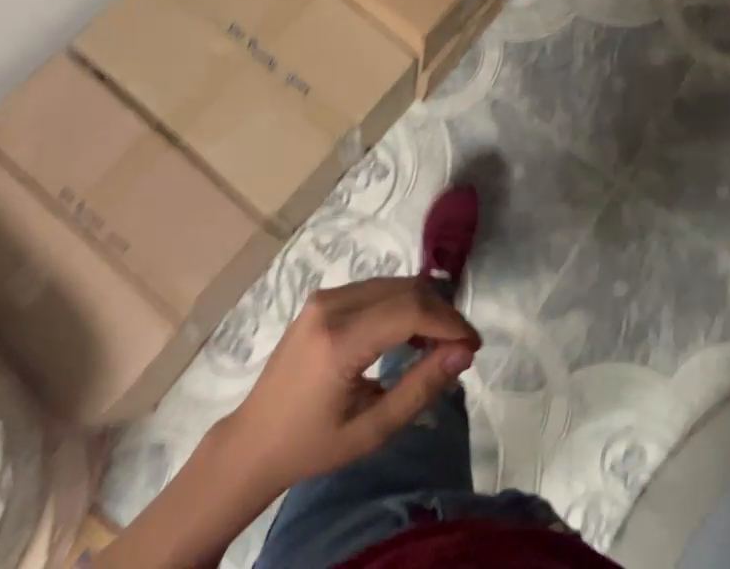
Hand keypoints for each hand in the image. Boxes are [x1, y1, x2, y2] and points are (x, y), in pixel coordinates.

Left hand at [213, 278, 481, 493]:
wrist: (255, 440)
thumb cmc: (313, 444)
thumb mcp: (374, 428)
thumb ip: (420, 387)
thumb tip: (463, 353)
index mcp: (339, 340)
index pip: (410, 310)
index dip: (449, 323)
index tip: (474, 348)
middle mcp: (330, 306)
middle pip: (403, 290)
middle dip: (441, 313)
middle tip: (462, 349)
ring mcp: (322, 299)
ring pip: (390, 285)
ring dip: (422, 308)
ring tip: (440, 346)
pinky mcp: (320, 301)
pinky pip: (373, 290)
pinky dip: (400, 306)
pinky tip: (410, 336)